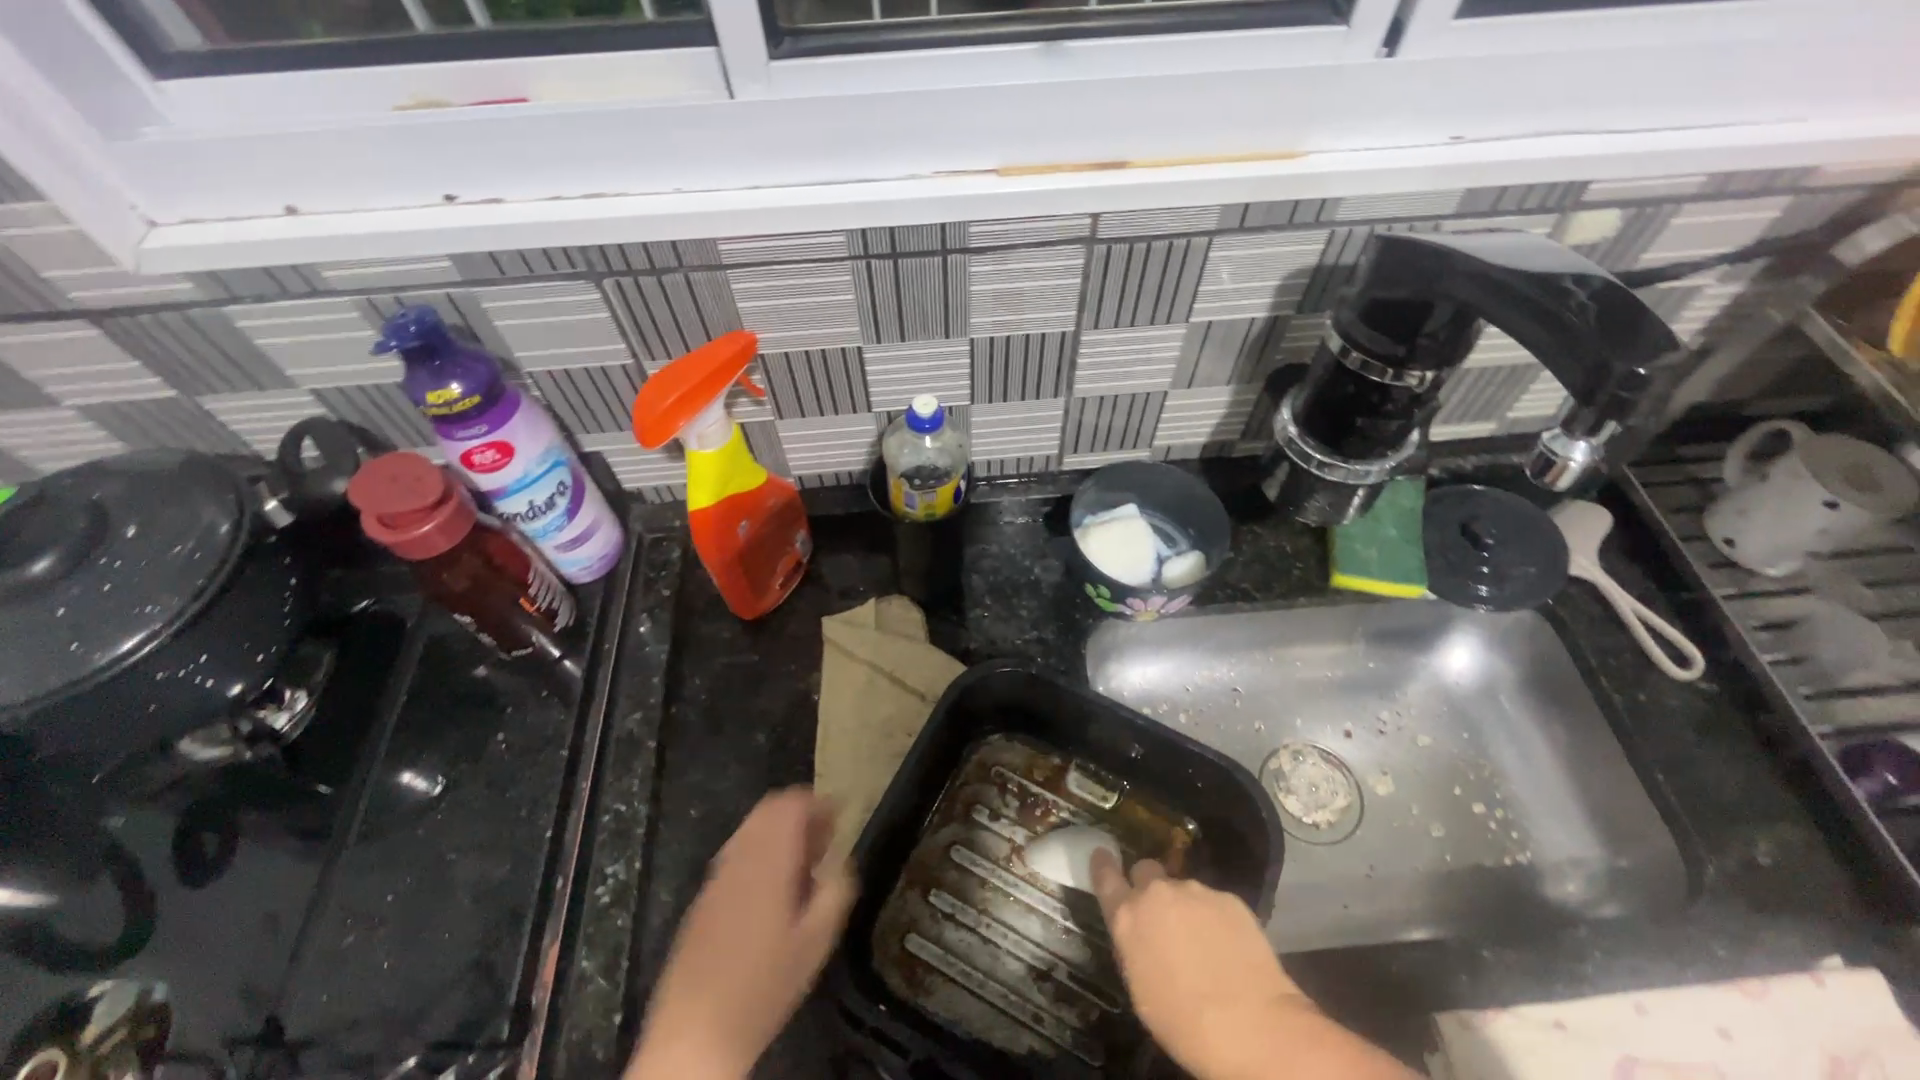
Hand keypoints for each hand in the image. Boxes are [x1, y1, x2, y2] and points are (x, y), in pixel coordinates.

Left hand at [627, 788, 857, 1079]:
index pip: (788, 805)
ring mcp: (714, 879)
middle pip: (766, 811)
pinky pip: (735, 856)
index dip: (817, 802)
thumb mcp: (817, 942)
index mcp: (766, 863)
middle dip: (799, 815)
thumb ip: (836, 891)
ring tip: (806, 864)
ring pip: (748, 833)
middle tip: (826, 838)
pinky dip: (760, 854)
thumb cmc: (766, 986)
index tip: (839, 815)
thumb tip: (843, 862)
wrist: (697, 1031)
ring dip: (778, 835)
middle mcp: (735, 860)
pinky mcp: (702, 900)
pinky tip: (776, 891)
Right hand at [1091, 850, 1413, 1079]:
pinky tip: (1228, 947)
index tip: (1103, 854)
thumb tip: (1140, 935)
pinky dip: (1215, 918)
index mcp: (1127, 917)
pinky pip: (1214, 902)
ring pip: (1183, 889)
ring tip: (1203, 941)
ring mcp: (1197, 892)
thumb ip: (1133, 947)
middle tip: (1160, 914)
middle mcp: (1158, 894)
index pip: (1106, 875)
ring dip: (1185, 907)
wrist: (1250, 1024)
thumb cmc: (1181, 1020)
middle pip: (1146, 870)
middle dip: (1149, 886)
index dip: (1103, 864)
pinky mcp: (1231, 899)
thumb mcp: (1138, 986)